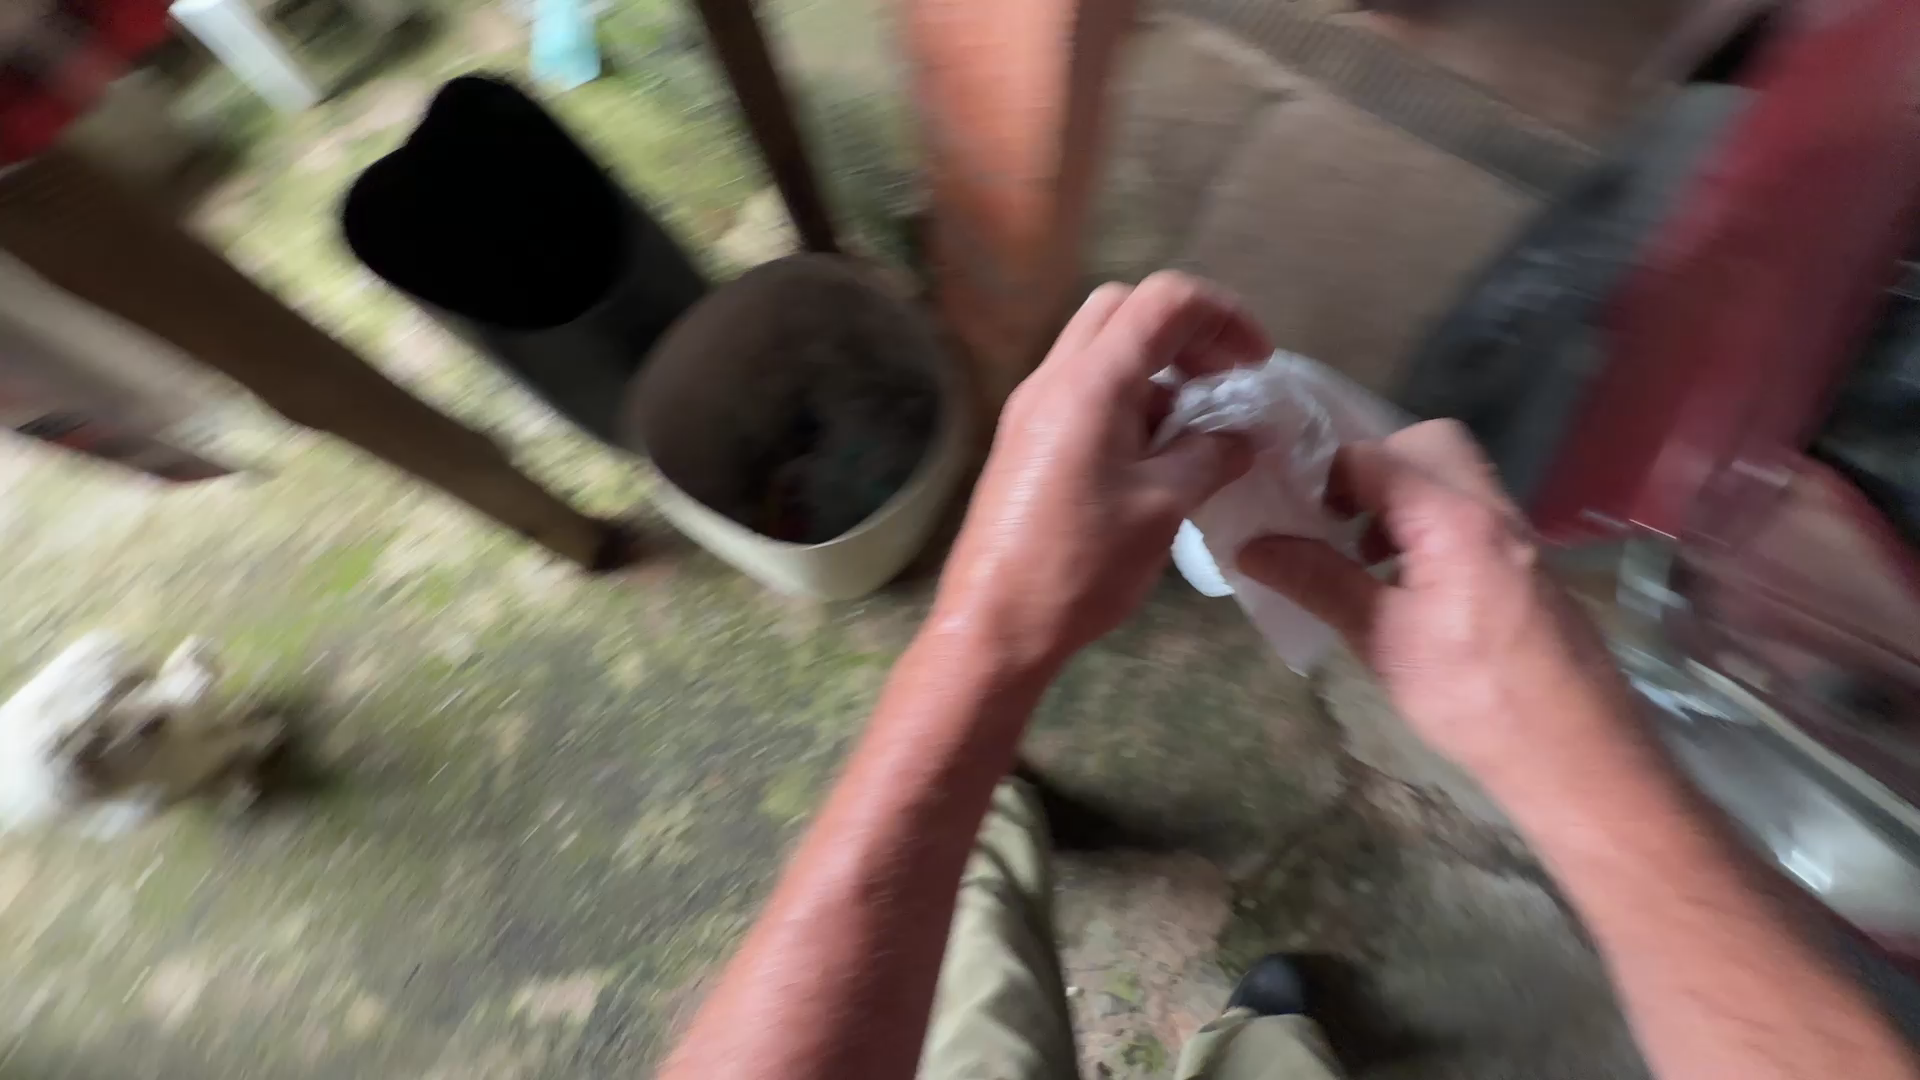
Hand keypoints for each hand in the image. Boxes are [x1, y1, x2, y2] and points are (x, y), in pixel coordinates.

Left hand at [933, 273, 1267, 669]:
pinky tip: (1151, 453)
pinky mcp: (1023, 442)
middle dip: (1183, 331)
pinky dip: (1123, 399)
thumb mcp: (1162, 509)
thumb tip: (1239, 436)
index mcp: (1089, 383)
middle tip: (1223, 381)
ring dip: (1153, 368)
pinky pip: (1079, 393)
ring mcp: (1029, 410)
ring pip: (1097, 350)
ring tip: (1195, 426)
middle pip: (1122, 310)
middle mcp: (1050, 381)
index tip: (1257, 364)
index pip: (1163, 300)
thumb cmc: (1080, 567)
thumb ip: (1209, 456)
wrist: (994, 624)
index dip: (1223, 316)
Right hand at [1237, 421, 1634, 786]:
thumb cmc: (1471, 696)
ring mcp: (1515, 534)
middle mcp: (1491, 510)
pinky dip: (1423, 521)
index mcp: (1452, 521)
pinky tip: (1400, 576)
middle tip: (1334, 515)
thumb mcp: (1378, 638)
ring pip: (1450, 473)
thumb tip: (1249, 547)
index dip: (1322, 473)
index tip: (1290, 508)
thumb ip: (1315, 580)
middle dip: (1370, 465)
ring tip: (1360, 548)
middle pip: (1427, 442)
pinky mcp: (1523, 562)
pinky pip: (1465, 510)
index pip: (1374, 458)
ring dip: (1397, 494)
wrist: (1577, 757)